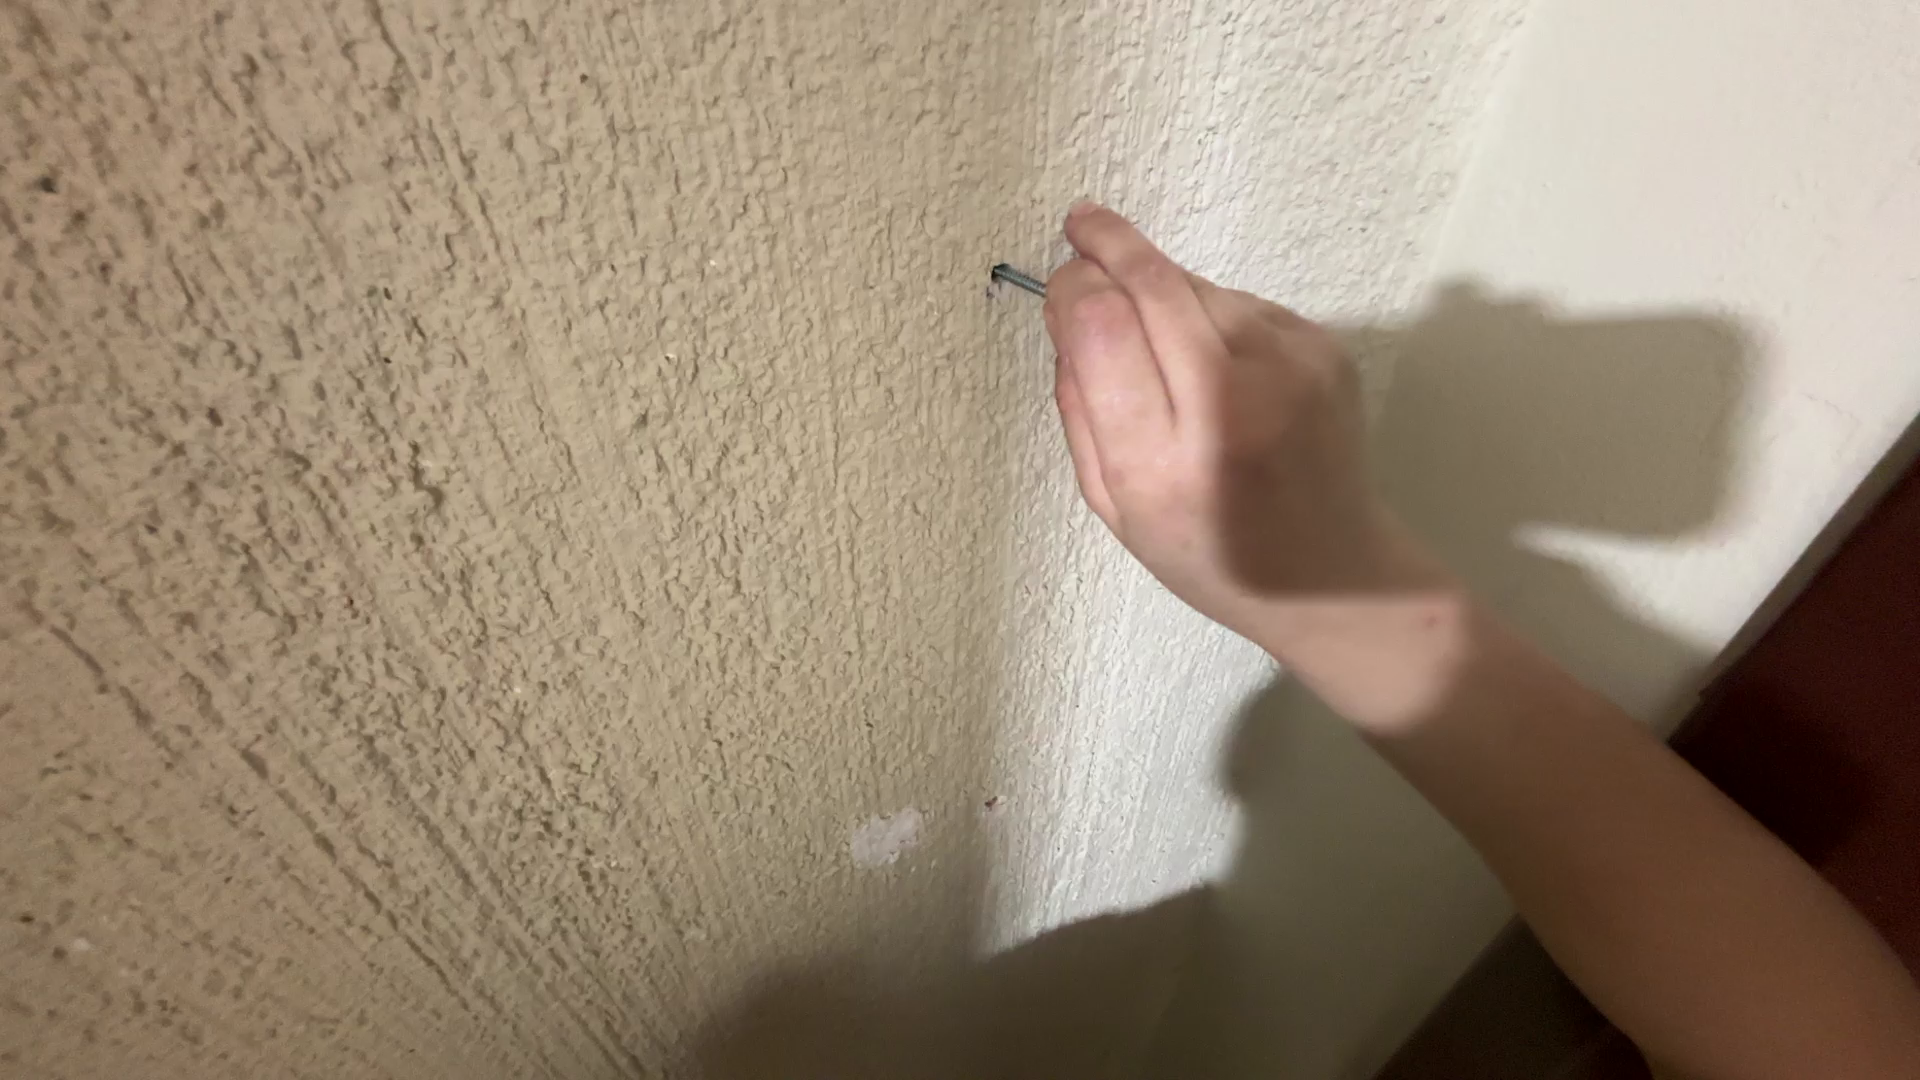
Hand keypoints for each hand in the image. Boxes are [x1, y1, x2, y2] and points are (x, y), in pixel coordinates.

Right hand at [1043, 203, 1442, 661]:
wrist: (1328, 574)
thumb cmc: (1205, 555)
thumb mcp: (1114, 509)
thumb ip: (1080, 415)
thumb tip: (1067, 323)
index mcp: (1159, 461)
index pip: (1101, 330)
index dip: (1073, 287)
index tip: (1061, 278)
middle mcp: (1228, 405)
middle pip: (1152, 283)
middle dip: (1107, 244)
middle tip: (1082, 228)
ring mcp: (1289, 369)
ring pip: (1197, 284)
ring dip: (1157, 284)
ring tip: (1150, 326)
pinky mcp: (1325, 348)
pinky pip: (1240, 303)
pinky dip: (1207, 312)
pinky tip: (1208, 356)